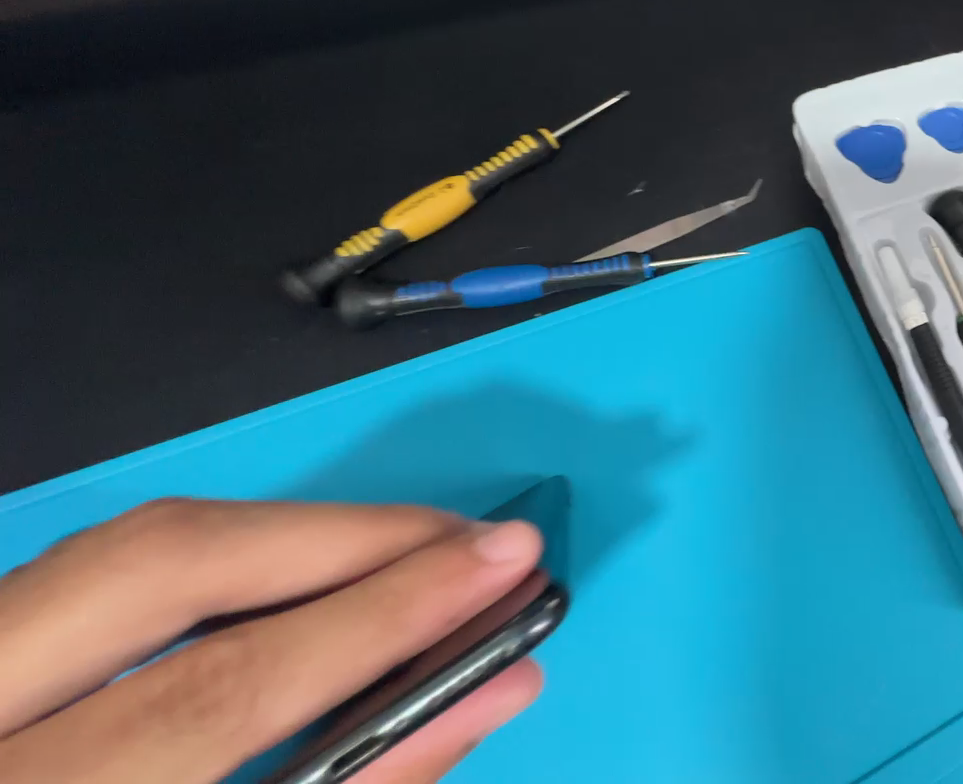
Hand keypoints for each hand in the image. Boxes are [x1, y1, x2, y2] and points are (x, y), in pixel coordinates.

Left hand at [0, 499, 545, 783]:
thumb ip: (369, 780)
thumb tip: (505, 677)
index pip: (217, 689)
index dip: (385, 612)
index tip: (509, 556)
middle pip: (161, 565)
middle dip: (356, 538)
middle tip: (477, 539)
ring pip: (138, 541)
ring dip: (316, 534)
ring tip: (429, 548)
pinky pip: (123, 558)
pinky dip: (256, 552)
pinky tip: (334, 569)